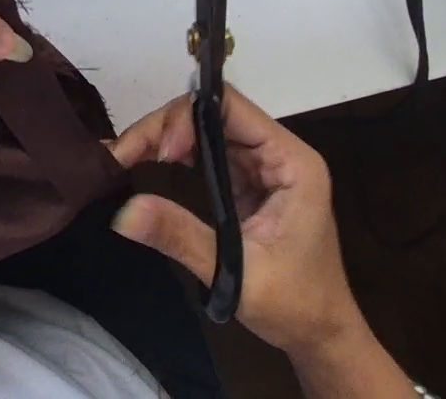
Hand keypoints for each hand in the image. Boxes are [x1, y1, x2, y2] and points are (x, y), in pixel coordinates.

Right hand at [108, 86, 361, 354]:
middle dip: (164, 128)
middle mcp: (276, 152)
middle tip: (123, 156)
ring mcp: (260, 163)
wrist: (322, 337)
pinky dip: (171, 152)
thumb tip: (123, 213)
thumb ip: (181, 236)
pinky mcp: (245, 178)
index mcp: (291, 162)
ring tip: (125, 157)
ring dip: (161, 137)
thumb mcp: (236, 274)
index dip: (189, 118)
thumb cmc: (296, 307)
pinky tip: (145, 162)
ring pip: (202, 127)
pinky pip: (203, 150)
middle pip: (211, 113)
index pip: (232, 108)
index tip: (159, 154)